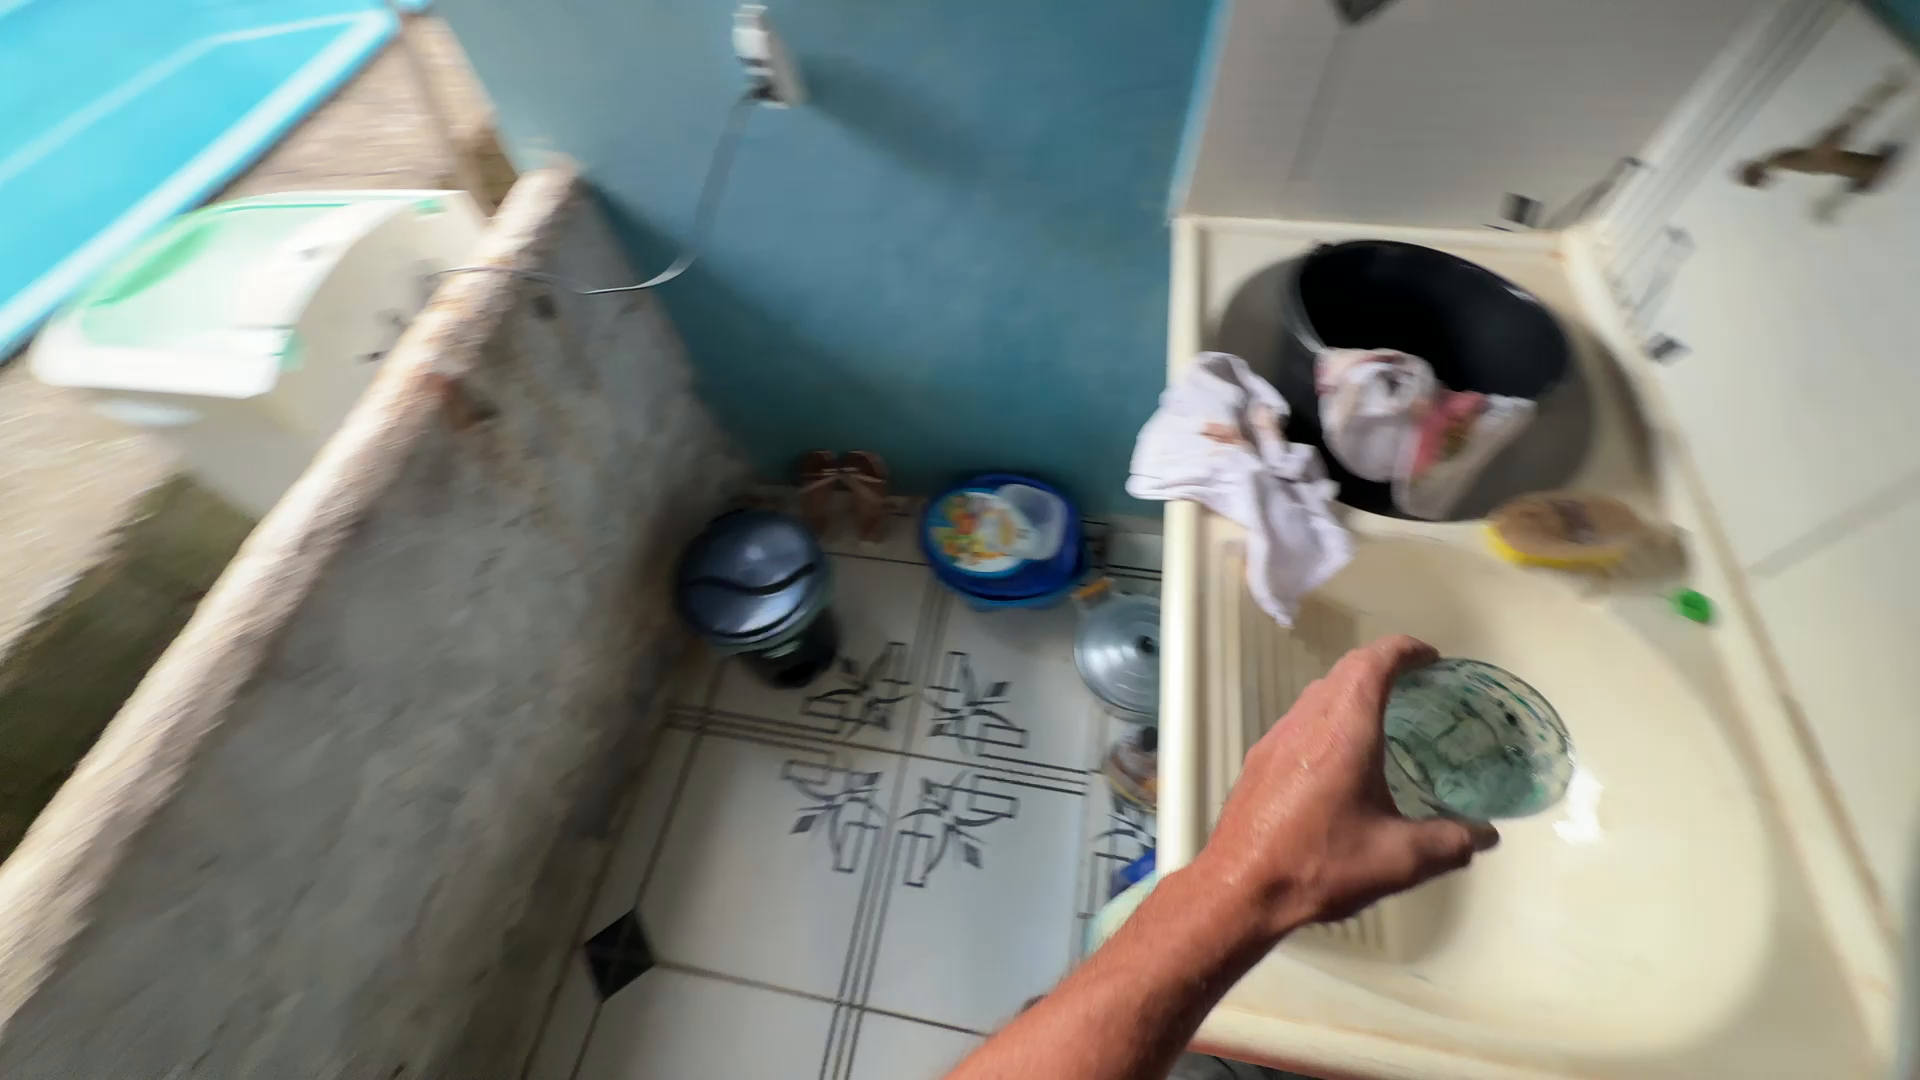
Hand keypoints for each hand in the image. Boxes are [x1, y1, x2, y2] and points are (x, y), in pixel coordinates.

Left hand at [1191, 634, 1498, 941]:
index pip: (1370, 664)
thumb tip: (1485, 834)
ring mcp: (1276, 736)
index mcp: (1342, 730)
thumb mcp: (1400, 858)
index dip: (1402, 650)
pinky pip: (1300, 718)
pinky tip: (1344, 751)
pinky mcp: (1260, 756)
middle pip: (1343, 671)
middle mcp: (1305, 721)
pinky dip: (1329, 714)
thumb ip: (1450, 841)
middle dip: (1381, 665)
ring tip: (1385, 714)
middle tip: (1417, 682)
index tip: (1431, 656)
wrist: (1242, 881)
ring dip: (1351, 690)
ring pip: (1317, 693)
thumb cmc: (1322, 862)